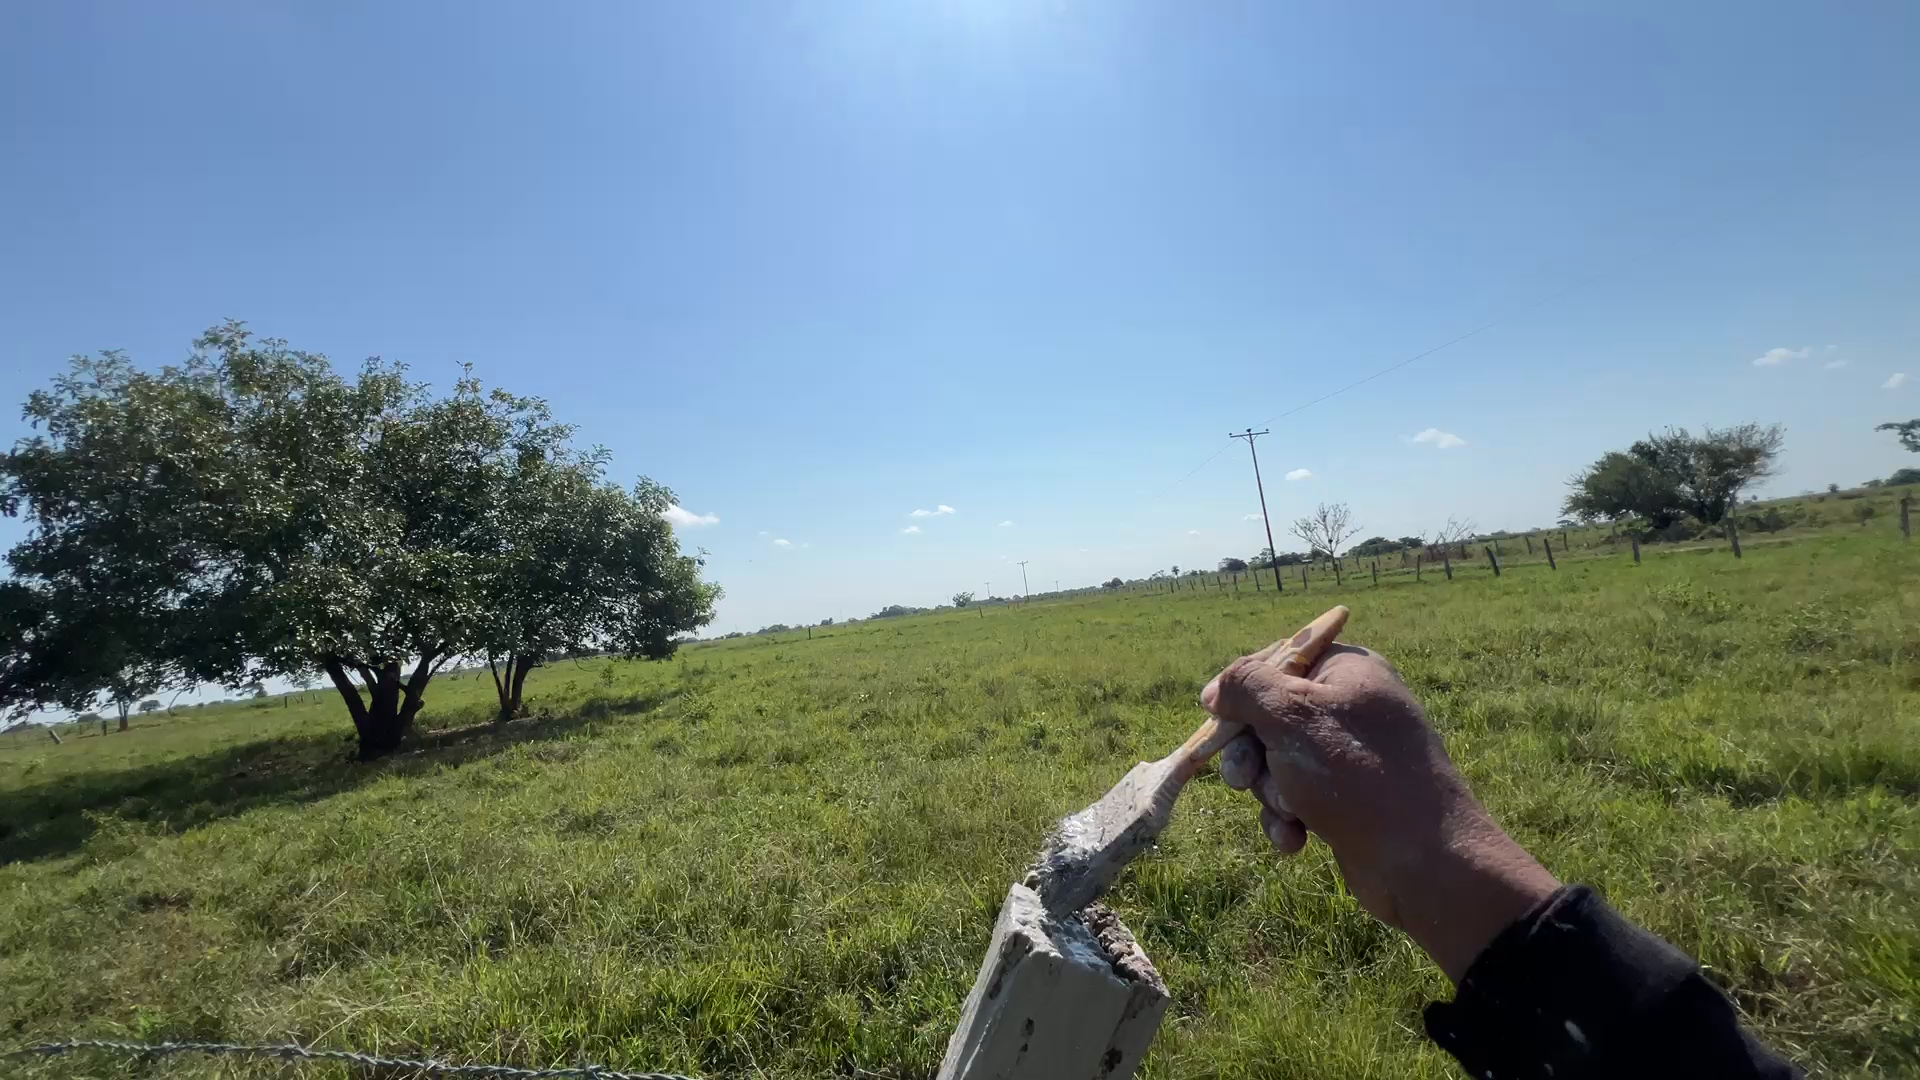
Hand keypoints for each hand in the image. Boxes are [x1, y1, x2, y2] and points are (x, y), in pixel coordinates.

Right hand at [1202, 642, 1558, 981]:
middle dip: (1250, 752)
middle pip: (1266, 715)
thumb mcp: (1291, 714)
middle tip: (1240, 776)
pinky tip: (1294, 838)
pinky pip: (1293, 795)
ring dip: (1269, 789)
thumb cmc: (1358, 775)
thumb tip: (1214, 691)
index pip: (1276, 660)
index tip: (1214, 712)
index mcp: (1346, 671)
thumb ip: (1245, 687)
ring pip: (1274, 760)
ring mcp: (1348, 755)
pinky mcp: (1345, 798)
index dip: (1240, 688)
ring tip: (1287, 811)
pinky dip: (1286, 816)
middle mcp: (1348, 707)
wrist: (1428, 866)